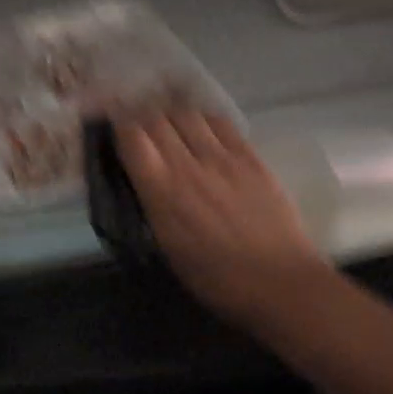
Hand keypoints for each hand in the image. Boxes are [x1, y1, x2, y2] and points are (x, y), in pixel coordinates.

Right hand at [115, 109, 337, 337]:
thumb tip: (143, 182)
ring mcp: (222, 156)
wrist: (281, 282)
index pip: (132, 137)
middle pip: (156, 118)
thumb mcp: (169, 248)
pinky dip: (202, 117)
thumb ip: (153, 207)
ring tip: (164, 117)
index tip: (110, 122)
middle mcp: (188, 165)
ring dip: (169, 111)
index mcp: (162, 192)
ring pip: (186, 113)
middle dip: (139, 113)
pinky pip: (220, 121)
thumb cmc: (218, 279)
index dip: (117, 122)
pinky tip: (199, 124)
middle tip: (134, 118)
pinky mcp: (250, 156)